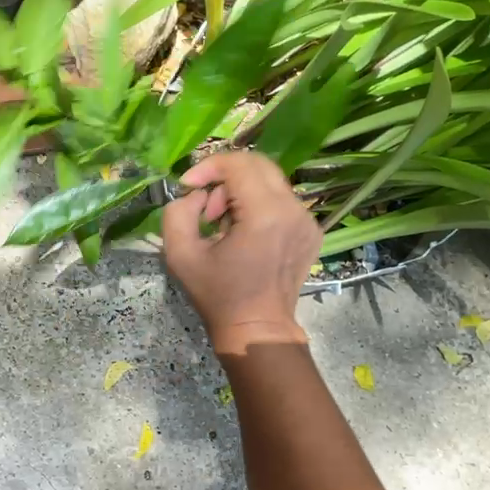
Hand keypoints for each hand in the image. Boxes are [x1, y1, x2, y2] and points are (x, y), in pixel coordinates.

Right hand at [161, 152, 322, 354]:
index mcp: (264, 214)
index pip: (239, 164)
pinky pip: (281, 202)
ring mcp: (307, 219)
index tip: (186, 186)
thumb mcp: (180, 256)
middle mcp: (294, 209)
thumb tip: (194, 197)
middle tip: (204, 210)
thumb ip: (177, 215)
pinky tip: (242, 237)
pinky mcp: (311, 229)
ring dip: (239, 195)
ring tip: (221, 227)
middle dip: (223, 179)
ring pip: (269, 183)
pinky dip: (256, 209)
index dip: (208, 166)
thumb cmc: (216, 294)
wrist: (257, 326)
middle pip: (258, 165)